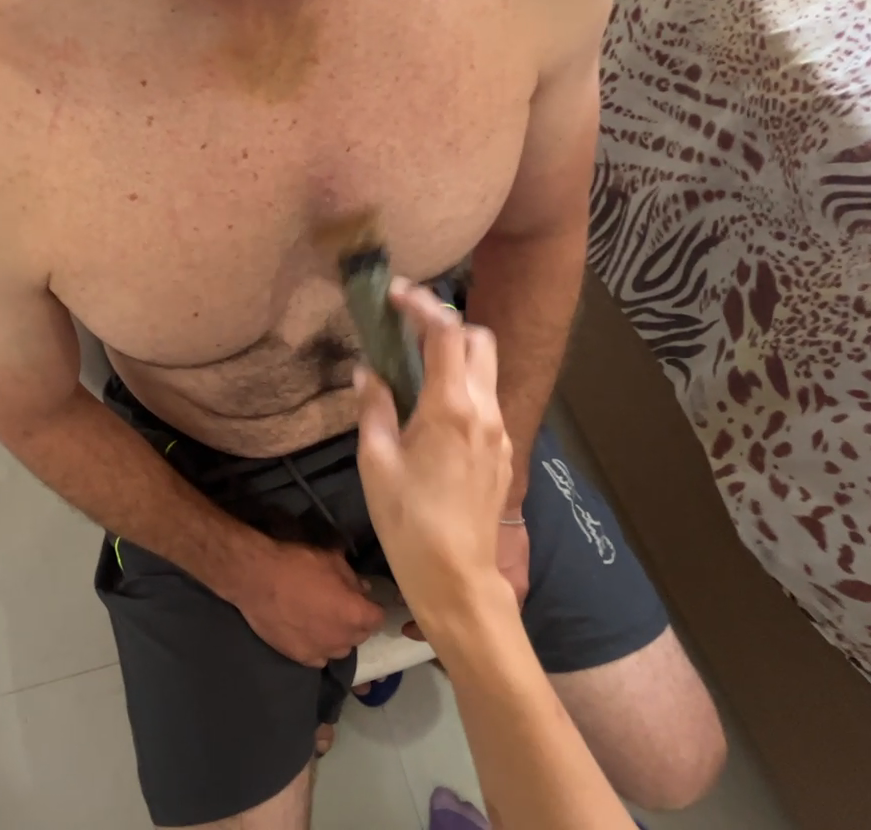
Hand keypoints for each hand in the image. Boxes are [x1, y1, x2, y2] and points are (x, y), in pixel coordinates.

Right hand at [228, 541, 384, 668]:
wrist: (257, 579)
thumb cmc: (296, 565)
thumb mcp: (330, 559)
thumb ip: (352, 578)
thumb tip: (363, 589)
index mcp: (355, 614)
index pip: (378, 617)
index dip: (370, 607)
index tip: (360, 599)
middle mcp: (344, 639)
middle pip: (361, 635)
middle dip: (356, 622)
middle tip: (339, 606)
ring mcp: (322, 652)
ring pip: (341, 649)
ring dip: (338, 636)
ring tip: (322, 621)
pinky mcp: (301, 658)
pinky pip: (320, 657)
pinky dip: (318, 647)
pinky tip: (306, 633)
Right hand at [354, 280, 521, 625]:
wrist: (457, 577)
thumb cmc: (408, 521)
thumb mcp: (376, 462)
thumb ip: (374, 408)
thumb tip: (368, 372)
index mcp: (450, 408)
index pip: (445, 334)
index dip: (422, 305)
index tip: (395, 294)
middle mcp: (484, 410)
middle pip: (479, 340)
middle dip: (447, 323)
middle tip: (407, 328)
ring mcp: (498, 432)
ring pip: (487, 369)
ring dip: (456, 353)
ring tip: (416, 363)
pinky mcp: (502, 451)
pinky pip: (487, 399)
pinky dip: (463, 384)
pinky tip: (432, 406)